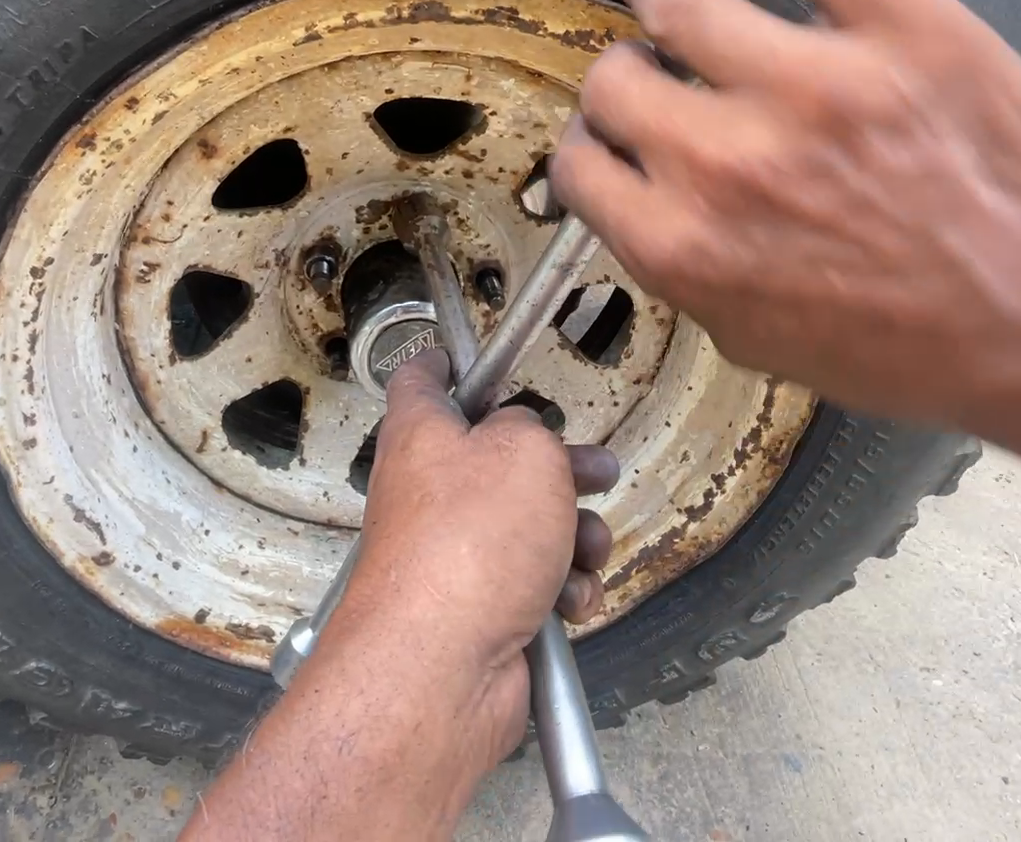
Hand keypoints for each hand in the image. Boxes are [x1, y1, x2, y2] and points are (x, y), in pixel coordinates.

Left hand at [331, 349, 617, 762]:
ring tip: (589, 547)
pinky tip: (571, 599)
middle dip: (557, 465)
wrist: (444, 665)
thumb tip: (523, 441)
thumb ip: (532, 428)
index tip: (464, 356)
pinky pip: (531, 578)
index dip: (445, 362)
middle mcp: (430, 488)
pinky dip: (560, 586)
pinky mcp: (479, 604)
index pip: (421, 380)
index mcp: (421, 433)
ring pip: (526, 522)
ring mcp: (453, 551)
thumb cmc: (475, 536)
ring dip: (573, 534)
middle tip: (598, 468)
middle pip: (497, 457)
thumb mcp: (523, 450)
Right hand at [552, 0, 1020, 430]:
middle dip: (618, 84)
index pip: (579, 169)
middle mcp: (718, 162)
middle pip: (611, 85)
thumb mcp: (753, 343)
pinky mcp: (899, 27)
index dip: (585, 155)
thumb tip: (648, 215)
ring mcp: (806, 86)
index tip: (607, 148)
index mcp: (679, 246)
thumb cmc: (901, 353)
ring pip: (676, 0)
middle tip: (646, 79)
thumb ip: (682, 276)